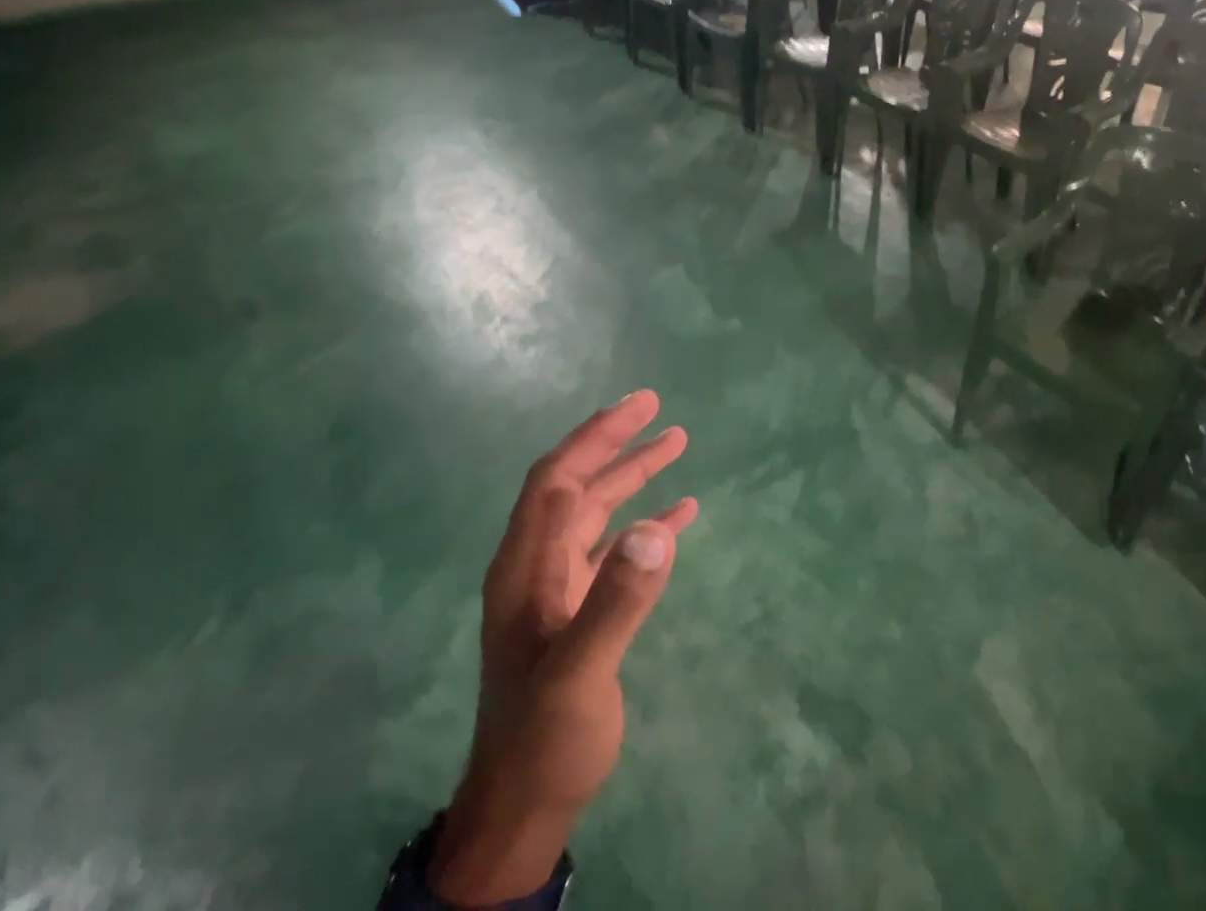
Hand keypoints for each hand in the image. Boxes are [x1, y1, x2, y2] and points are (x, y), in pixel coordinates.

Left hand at [429, 390, 697, 905]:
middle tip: (659, 410)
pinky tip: (681, 517)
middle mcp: (536, 569)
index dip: (595, 438)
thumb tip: (659, 528)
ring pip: (596, 516)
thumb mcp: (579, 672)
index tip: (640, 406)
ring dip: (633, 479)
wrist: (526, 800)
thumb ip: (616, 601)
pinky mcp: (580, 614)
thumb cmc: (545, 737)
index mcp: (525, 570)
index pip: (557, 482)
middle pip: (574, 488)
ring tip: (676, 444)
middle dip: (614, 445)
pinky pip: (615, 554)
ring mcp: (558, 592)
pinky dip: (648, 527)